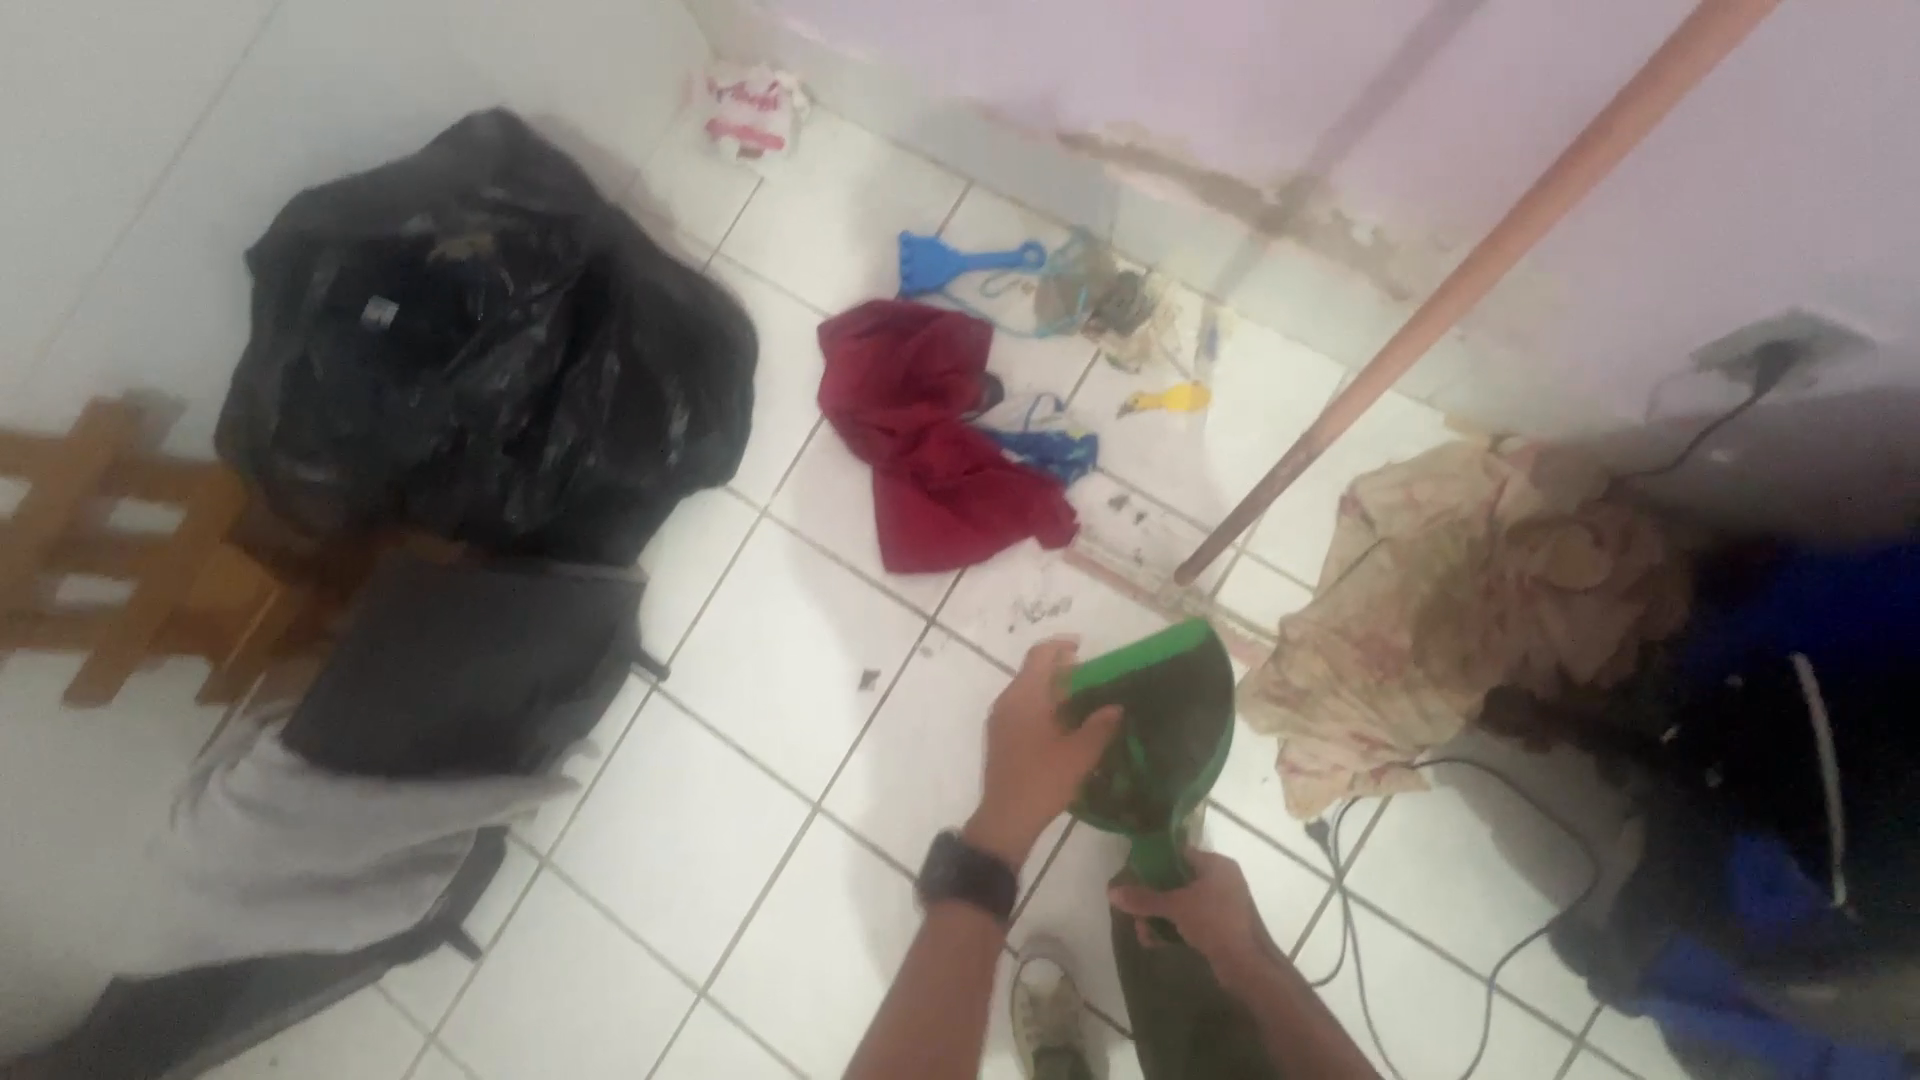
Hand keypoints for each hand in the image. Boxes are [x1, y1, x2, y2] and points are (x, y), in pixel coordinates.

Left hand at [964, 639, 1121, 869]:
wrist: (1005, 817)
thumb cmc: (1043, 780)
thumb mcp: (1079, 754)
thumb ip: (1100, 726)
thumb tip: (1115, 707)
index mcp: (1025, 696)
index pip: (1040, 655)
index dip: (1061, 645)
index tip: (1082, 647)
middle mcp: (1007, 700)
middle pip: (1032, 670)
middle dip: (1059, 668)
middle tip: (1089, 676)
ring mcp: (999, 718)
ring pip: (1025, 690)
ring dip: (1050, 688)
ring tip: (1080, 701)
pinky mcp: (999, 736)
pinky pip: (1020, 707)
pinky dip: (1040, 704)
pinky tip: (1061, 724)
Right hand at [1108, 849, 1273, 974]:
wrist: (1250, 967)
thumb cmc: (1215, 923)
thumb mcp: (1176, 907)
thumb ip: (1144, 899)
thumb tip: (1111, 892)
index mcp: (1216, 864)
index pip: (1179, 853)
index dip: (1155, 862)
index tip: (1134, 874)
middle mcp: (1222, 880)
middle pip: (1178, 881)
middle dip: (1153, 898)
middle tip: (1135, 910)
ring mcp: (1224, 905)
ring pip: (1183, 903)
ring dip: (1160, 916)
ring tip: (1143, 933)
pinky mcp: (1223, 928)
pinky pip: (1192, 921)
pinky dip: (1174, 928)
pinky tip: (1155, 942)